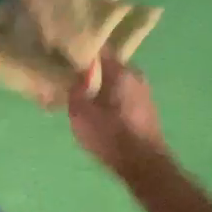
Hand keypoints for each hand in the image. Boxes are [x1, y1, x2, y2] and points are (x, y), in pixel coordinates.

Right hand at [67, 55, 166, 175]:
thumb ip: (75, 89)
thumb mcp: (80, 112)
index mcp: (121, 71)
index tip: (65, 49)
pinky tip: (97, 105)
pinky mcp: (146, 108)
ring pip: (116, 79)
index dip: (81, 47)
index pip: (100, 48)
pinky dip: (109, 94)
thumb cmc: (110, 135)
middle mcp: (136, 76)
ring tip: (80, 89)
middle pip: (108, 63)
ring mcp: (144, 92)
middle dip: (90, 67)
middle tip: (69, 71)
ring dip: (100, 82)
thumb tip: (74, 75)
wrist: (143, 165)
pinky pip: (122, 92)